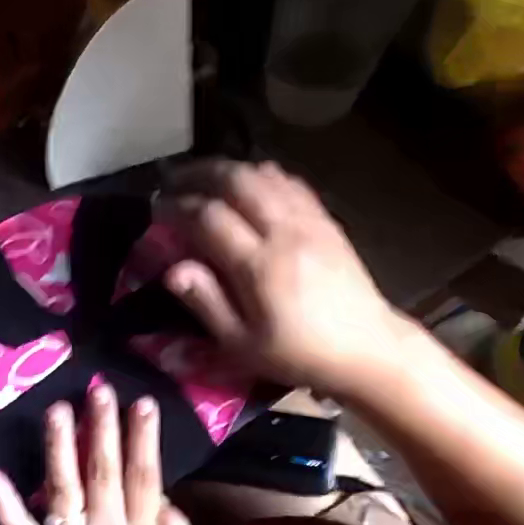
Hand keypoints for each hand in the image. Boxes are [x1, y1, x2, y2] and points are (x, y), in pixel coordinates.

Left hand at [0, 384, 190, 524]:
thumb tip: (164, 494)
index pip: (146, 480)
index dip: (145, 440)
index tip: (142, 402)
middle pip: (105, 476)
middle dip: (103, 430)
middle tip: (99, 390)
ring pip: (66, 493)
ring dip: (61, 450)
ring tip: (58, 410)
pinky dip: (5, 507)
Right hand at [161, 161, 406, 393]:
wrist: (367, 349)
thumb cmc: (299, 355)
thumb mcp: (244, 346)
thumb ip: (207, 304)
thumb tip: (173, 270)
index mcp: (260, 267)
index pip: (209, 218)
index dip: (177, 208)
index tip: (156, 209)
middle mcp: (285, 233)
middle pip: (235, 181)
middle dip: (197, 174)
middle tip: (173, 182)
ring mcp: (309, 222)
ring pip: (263, 175)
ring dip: (227, 169)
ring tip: (203, 179)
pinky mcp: (326, 221)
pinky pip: (289, 182)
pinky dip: (261, 175)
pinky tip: (248, 184)